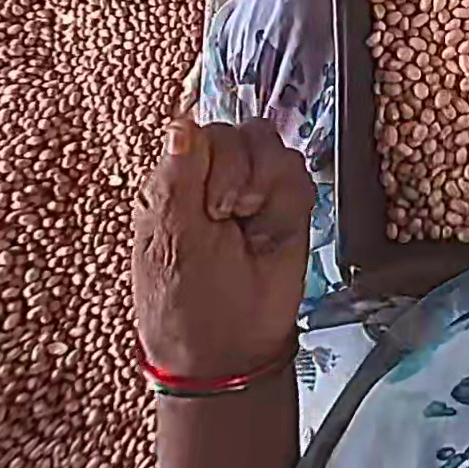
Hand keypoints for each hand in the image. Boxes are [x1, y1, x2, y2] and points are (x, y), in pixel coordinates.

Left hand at [133, 115, 314, 377]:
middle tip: (227, 218)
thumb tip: (180, 122)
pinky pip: (298, 172)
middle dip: (236, 175)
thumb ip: (177, 178)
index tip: (208, 202)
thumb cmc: (188, 298)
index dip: (211, 156)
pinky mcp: (289, 199)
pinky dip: (287, 204)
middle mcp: (218, 173)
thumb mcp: (171, 241)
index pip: (200, 131)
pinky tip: (270, 233)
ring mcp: (256, 184)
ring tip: (250, 226)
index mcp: (178, 179)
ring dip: (264, 187)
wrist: (236, 345)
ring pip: (272, 146)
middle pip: (239, 132)